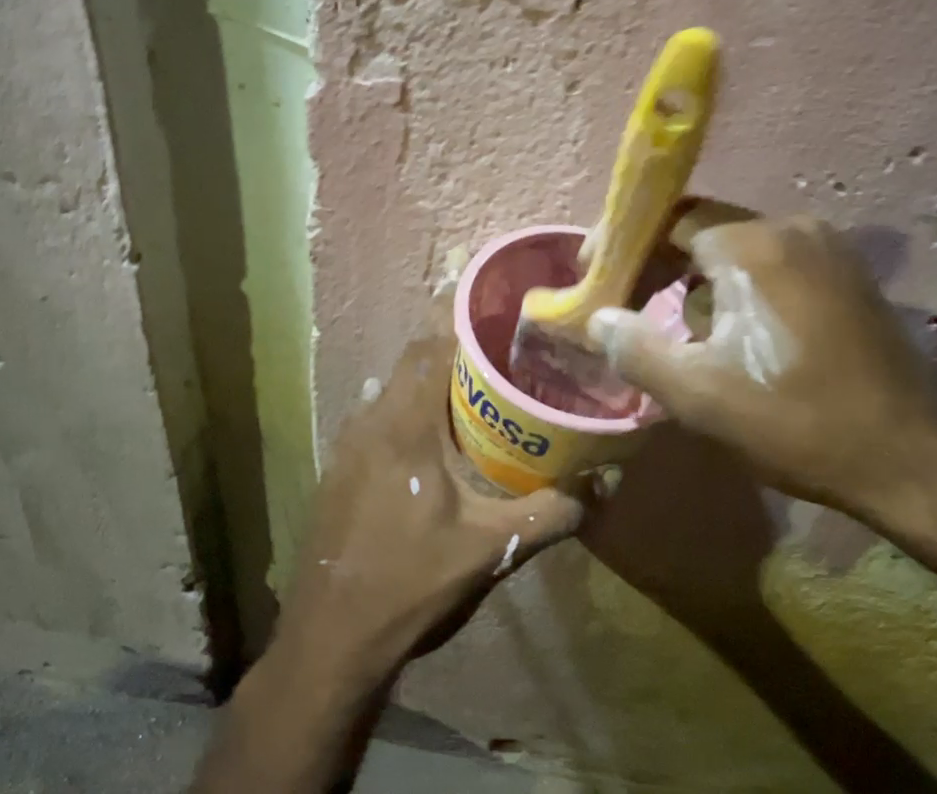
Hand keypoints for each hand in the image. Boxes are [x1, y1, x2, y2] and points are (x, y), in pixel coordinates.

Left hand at [281, 301, 599, 669]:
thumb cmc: (411, 583)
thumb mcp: (492, 549)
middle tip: (505, 344)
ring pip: (392, 392)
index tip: (495, 295)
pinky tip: (434, 436)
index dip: (460, 313)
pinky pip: (377, 420)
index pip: (431, 345)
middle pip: (413, 363)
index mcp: (404, 426)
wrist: (331, 640)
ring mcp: (346, 450)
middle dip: (455, 347)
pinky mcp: (339, 475)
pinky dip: (409, 412)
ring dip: (430, 382)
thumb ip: (552, 512)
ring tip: (477, 384)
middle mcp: (369, 424)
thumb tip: (605, 485)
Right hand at [585, 212, 936, 526]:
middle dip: (663, 266)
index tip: (595, 276)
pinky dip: (745, 287)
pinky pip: (778, 264)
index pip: (671, 221)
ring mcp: (831, 249)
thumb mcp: (701, 397)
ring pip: (743, 249)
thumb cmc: (797, 423)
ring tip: (682, 333)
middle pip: (707, 230)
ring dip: (704, 281)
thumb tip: (599, 318)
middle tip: (631, 307)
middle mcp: (794, 228)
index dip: (627, 245)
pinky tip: (738, 334)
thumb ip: (637, 350)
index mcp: (754, 247)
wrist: (908, 455)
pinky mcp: (851, 275)